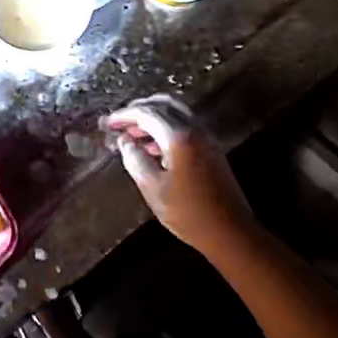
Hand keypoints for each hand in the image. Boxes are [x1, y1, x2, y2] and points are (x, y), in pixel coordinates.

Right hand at [103, 96, 257, 255]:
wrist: (231, 232)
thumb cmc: (188, 212)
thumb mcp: (152, 187)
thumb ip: (135, 159)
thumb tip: (124, 141)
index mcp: (179, 136)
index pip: (147, 113)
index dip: (124, 115)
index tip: (107, 123)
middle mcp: (195, 130)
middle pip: (164, 105)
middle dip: (139, 110)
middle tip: (120, 122)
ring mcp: (206, 139)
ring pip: (176, 115)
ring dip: (152, 119)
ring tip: (131, 136)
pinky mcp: (211, 151)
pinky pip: (184, 128)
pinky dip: (165, 129)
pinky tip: (152, 148)